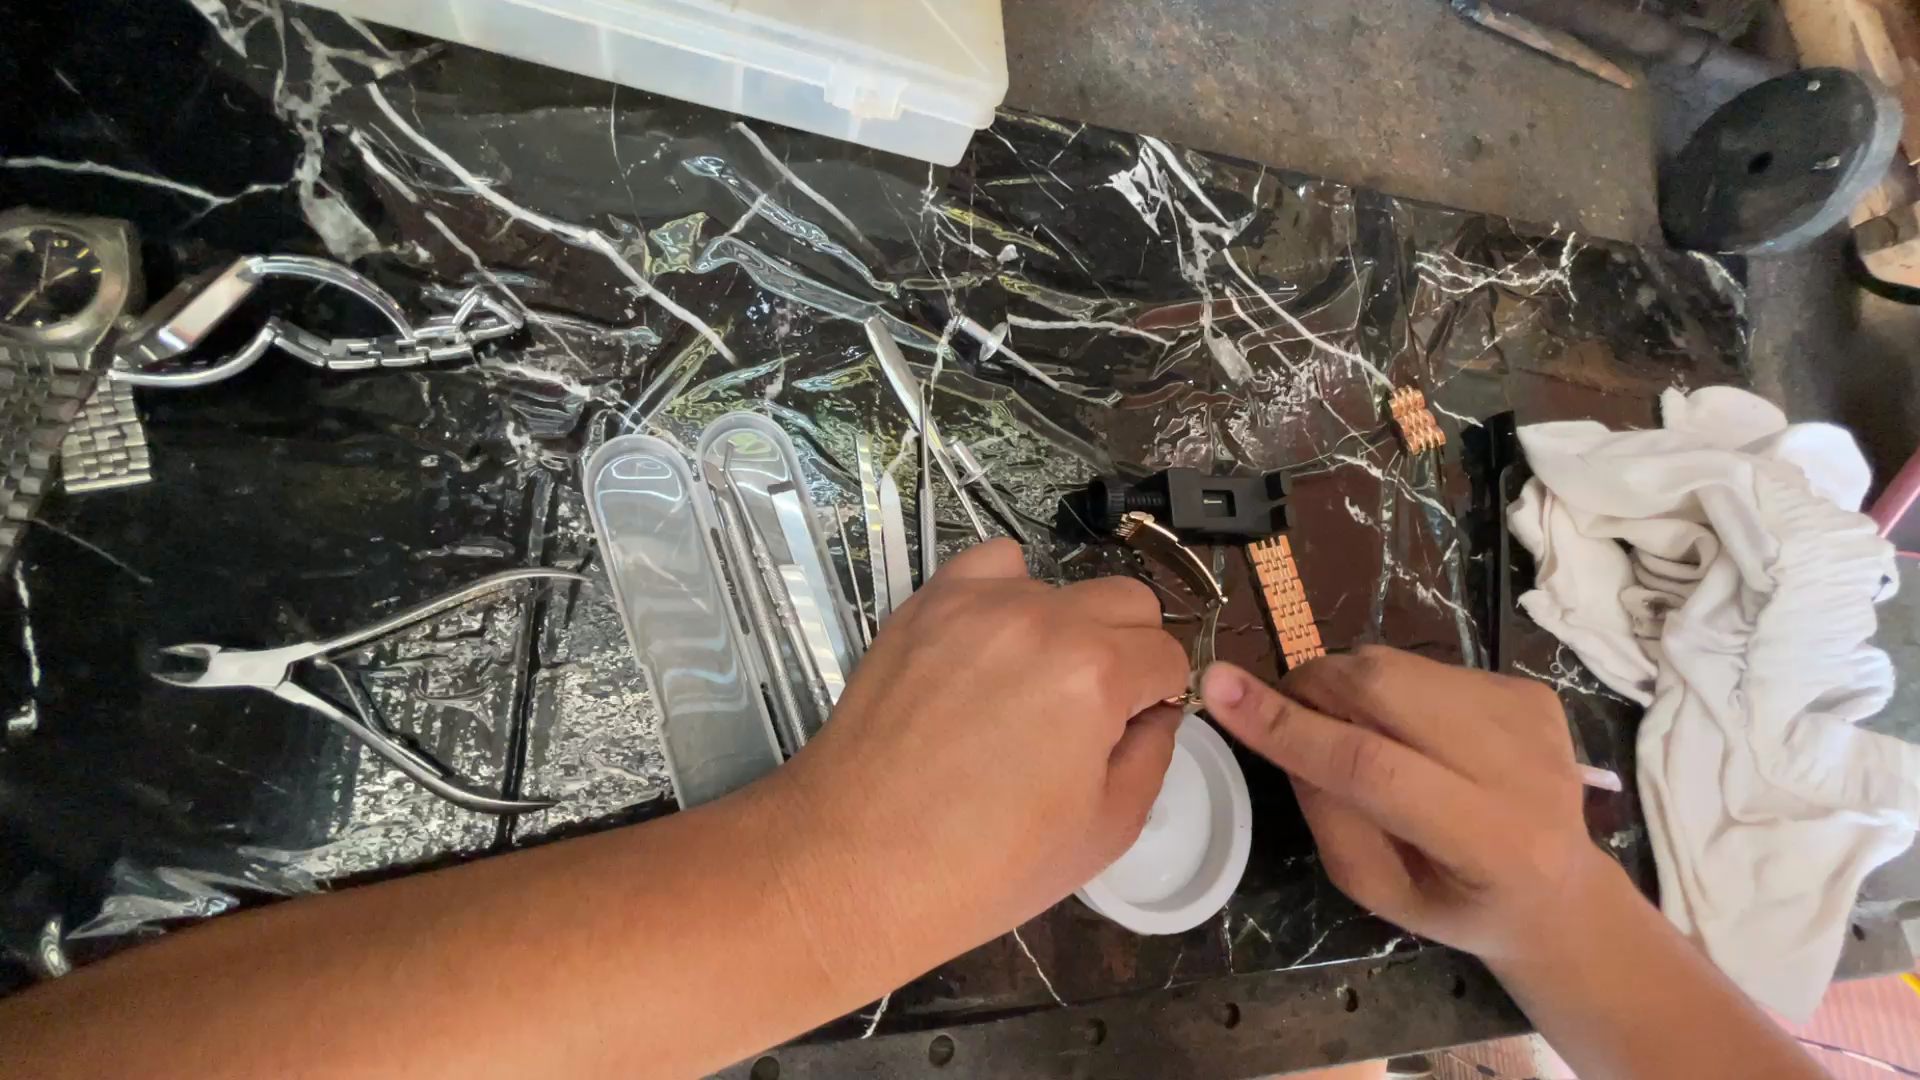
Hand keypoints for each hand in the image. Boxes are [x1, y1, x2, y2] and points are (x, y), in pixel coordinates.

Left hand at [756, 539, 1190, 989]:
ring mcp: (978, 602)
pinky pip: (991, 563)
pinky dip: (1007, 591)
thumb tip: (1154, 709)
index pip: (1167, 654)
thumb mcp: (1106, 831)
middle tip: (1094, 704)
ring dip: (1066, 627)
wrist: (857, 858)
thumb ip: (1152, 753)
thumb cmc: (989, 863)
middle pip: (1127, 600)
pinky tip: (991, 640)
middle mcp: (1042, 618)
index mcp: (1097, 673)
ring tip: (1027, 682)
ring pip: (1061, 585)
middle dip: (1129, 649)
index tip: (1133, 724)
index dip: (1160, 694)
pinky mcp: (927, 601)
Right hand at [1200, 646, 1616, 962]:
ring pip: (1392, 663)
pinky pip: (1419, 663)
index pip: (1370, 767)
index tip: (1216, 685)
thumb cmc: (1449, 900)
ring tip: (1364, 732)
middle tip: (1294, 714)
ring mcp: (1532, 720)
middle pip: (1382, 688)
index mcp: (1491, 845)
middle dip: (1312, 688)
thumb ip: (1321, 804)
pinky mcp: (1531, 690)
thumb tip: (1268, 716)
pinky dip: (1388, 687)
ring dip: (1347, 687)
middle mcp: (1525, 772)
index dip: (1287, 726)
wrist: (1559, 889)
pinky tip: (1413, 730)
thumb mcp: (1369, 883)